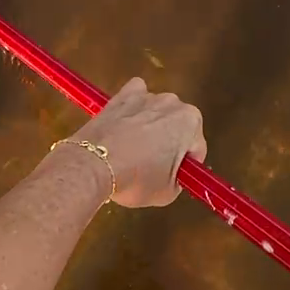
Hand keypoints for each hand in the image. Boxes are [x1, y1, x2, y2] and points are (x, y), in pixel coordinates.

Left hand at [61, 78, 207, 207]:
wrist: (94, 165)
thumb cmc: (136, 179)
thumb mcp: (166, 193)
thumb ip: (178, 181)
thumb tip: (173, 176)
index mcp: (191, 122)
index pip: (195, 150)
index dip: (185, 169)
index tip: (171, 180)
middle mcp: (172, 102)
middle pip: (175, 129)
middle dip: (167, 146)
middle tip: (149, 170)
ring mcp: (145, 95)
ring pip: (154, 115)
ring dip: (148, 129)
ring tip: (130, 154)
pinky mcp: (121, 96)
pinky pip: (133, 100)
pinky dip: (131, 111)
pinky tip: (123, 127)